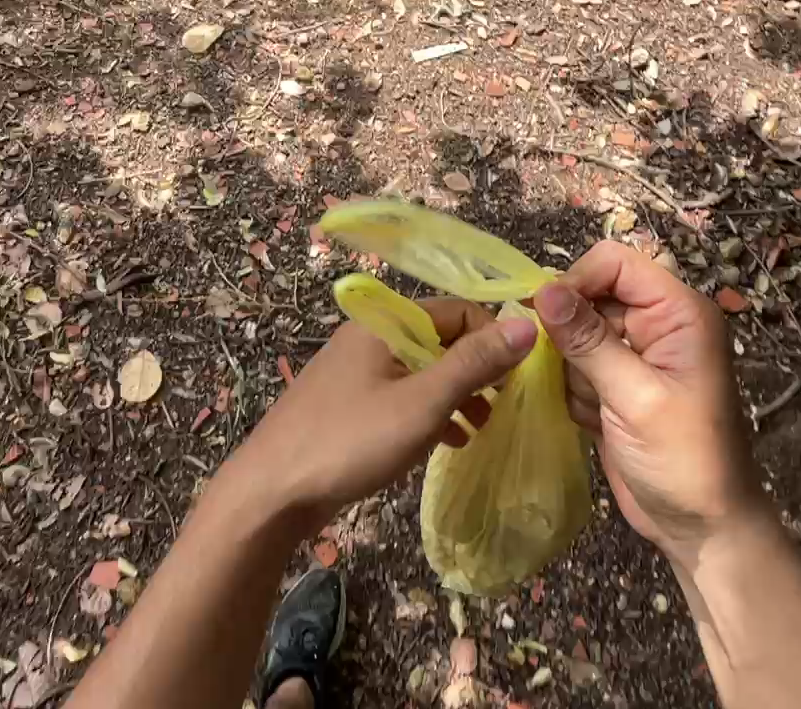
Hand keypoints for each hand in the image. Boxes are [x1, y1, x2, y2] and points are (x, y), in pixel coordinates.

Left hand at [216, 299, 537, 535]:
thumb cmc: (351, 440)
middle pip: (439, 339)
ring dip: (456, 394)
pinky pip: (401, 394)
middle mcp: (370, 336)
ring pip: (422, 370)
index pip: (457, 310)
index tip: (522, 376)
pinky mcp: (349, 401)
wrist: (273, 490)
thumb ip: (474, 363)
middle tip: (506, 407)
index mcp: (384, 323)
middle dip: (477, 369)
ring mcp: (356, 370)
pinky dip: (429, 411)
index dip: (494, 337)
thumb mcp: (422, 402)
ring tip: (483, 428)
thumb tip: (527, 325)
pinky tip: (450, 441)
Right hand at [531, 242, 765, 564]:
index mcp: (678, 313)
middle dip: (570, 335)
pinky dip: (572, 389)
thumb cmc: (684, 461)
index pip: (614, 262)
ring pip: (573, 332)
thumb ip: (588, 341)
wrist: (702, 529)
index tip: (546, 317)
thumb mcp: (635, 398)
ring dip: (571, 368)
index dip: (577, 280)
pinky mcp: (614, 380)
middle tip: (573, 374)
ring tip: (597, 406)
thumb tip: (541, 291)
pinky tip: (595, 419)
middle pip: (588, 295)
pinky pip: (572, 363)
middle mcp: (656, 324)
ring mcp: (634, 353)